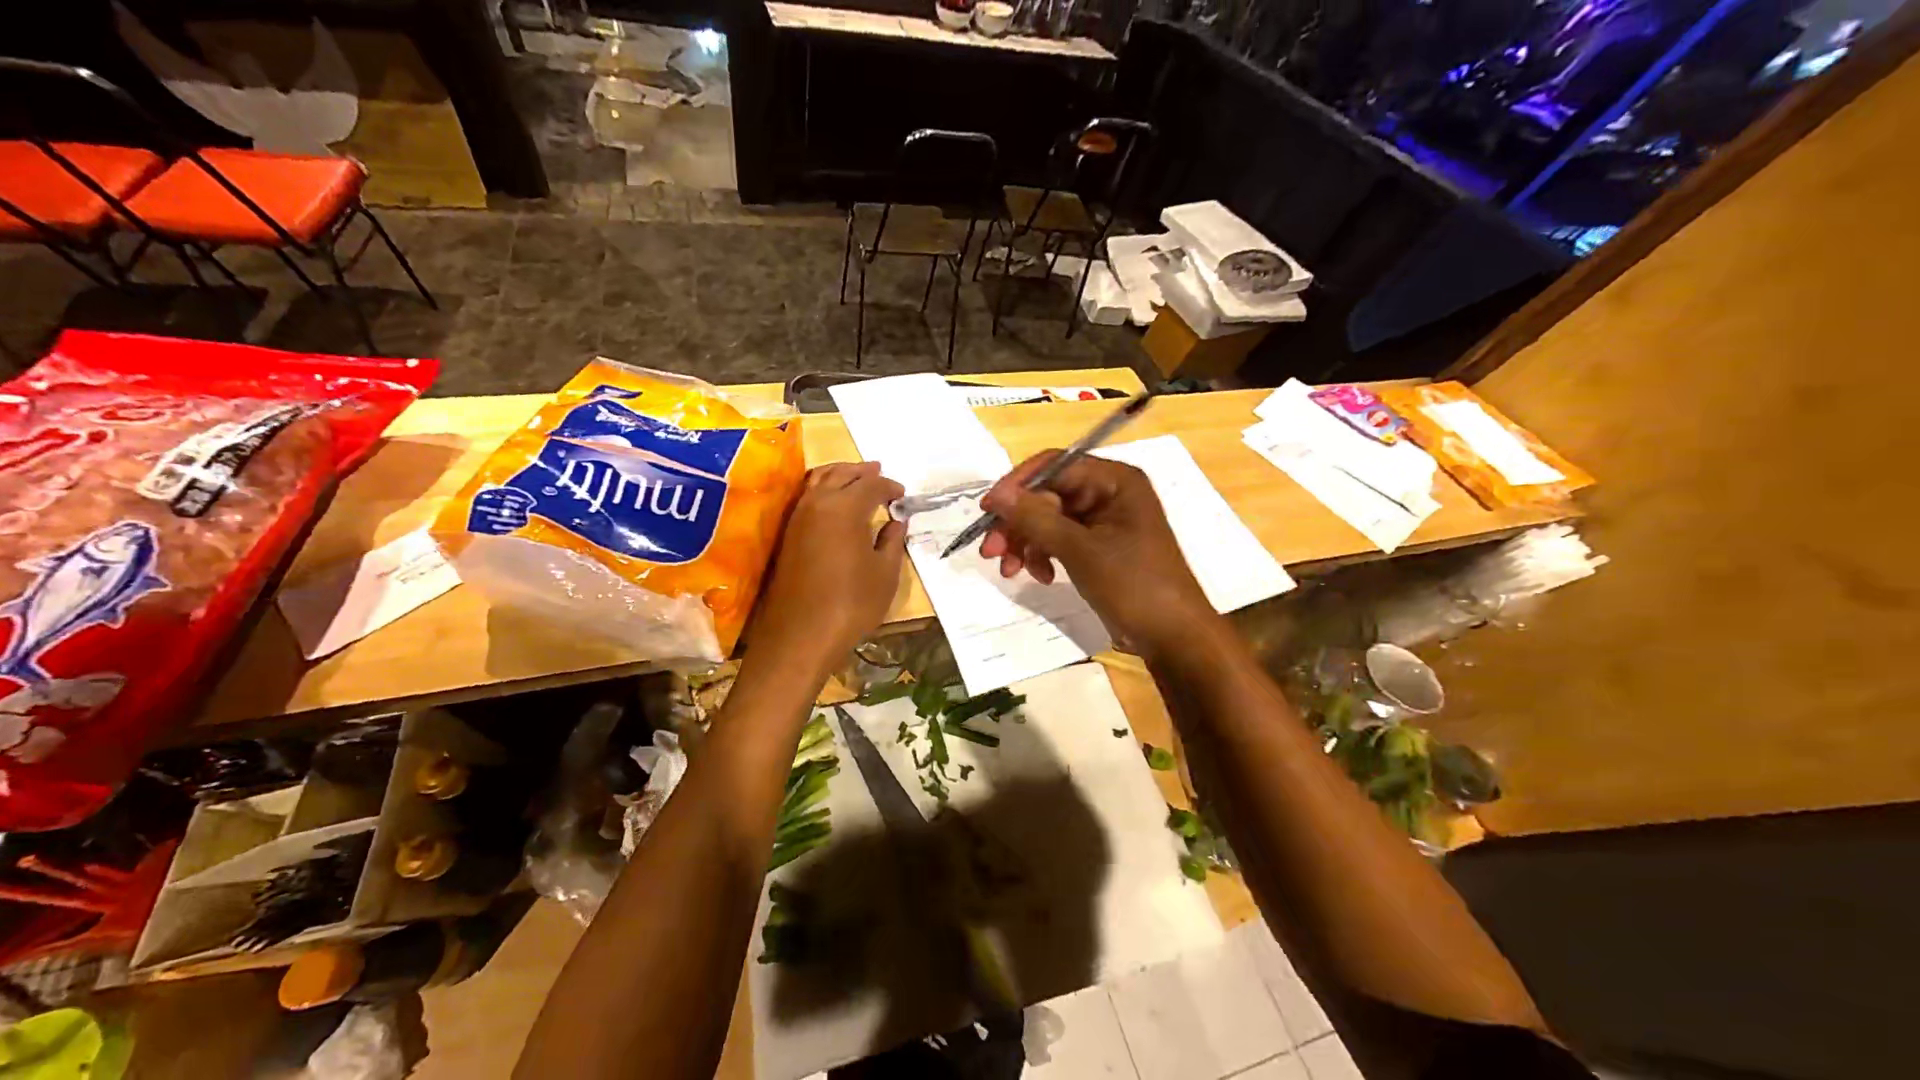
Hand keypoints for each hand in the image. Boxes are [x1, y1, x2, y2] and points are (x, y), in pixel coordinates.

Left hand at [752, 462, 906, 677]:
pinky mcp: (788, 534)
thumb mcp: (884, 574)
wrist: (801, 634)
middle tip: (880, 472)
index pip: (872, 485)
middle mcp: (818, 503)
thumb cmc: (851, 604)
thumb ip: (891, 541)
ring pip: (819, 481)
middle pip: (842, 474)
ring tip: (856, 477)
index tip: (902, 496)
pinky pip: (807, 497)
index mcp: (845, 508)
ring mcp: (798, 517)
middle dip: (863, 472)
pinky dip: (824, 489)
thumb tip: (896, 521)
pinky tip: (834, 502)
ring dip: (840, 475)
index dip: (890, 487)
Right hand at [980, 451, 1217, 658]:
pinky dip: (1043, 555)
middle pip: (1047, 494)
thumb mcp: (1081, 551)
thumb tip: (996, 495)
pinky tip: (1040, 578)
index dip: (1018, 485)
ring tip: (1010, 571)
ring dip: (1026, 542)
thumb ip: (1036, 518)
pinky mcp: (1097, 546)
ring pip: (1048, 519)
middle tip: (991, 553)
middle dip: (1018, 523)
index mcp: (1114, 480)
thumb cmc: (1135, 585)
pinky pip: (1059, 539)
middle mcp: (1108, 492)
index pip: (1055, 466)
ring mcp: (1103, 521)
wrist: (1173, 636)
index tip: (988, 511)